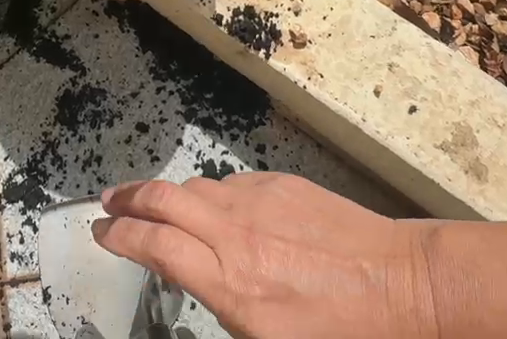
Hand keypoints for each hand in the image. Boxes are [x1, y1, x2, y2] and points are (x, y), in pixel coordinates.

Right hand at [92, 173, 439, 338]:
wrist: (406, 286)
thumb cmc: (344, 336)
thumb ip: (226, 313)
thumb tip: (197, 283)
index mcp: (232, 285)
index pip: (155, 246)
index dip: (119, 236)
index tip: (101, 232)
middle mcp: (234, 235)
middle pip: (162, 199)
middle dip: (127, 199)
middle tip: (107, 203)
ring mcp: (257, 201)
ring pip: (194, 187)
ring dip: (166, 195)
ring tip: (154, 204)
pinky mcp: (280, 184)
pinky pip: (230, 184)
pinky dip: (210, 194)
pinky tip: (216, 208)